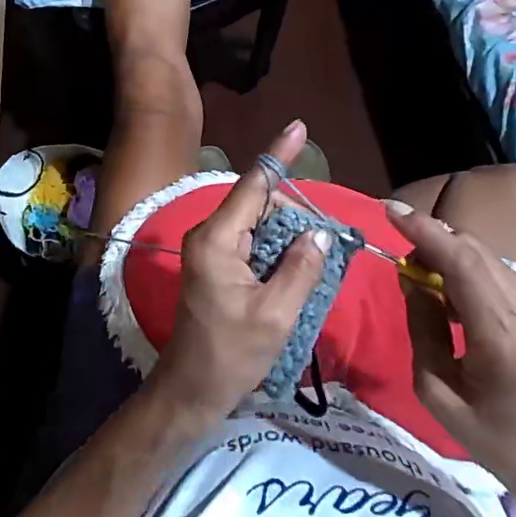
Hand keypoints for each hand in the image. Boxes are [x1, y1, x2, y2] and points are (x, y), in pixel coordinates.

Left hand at [149, 120, 328, 418]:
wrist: (191, 389)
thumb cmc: (230, 354)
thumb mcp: (275, 314)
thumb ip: (301, 269)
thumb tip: (319, 234)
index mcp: (217, 239)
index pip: (253, 185)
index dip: (278, 155)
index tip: (298, 127)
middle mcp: (209, 235)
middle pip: (259, 203)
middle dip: (294, 215)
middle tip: (324, 246)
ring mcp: (210, 250)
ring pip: (258, 223)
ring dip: (288, 236)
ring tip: (313, 265)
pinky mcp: (215, 265)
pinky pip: (252, 242)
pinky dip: (277, 250)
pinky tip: (296, 272)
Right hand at [387, 201, 515, 511]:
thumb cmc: (493, 438)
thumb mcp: (437, 391)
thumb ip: (423, 327)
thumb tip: (414, 278)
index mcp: (508, 341)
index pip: (464, 264)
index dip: (426, 231)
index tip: (392, 212)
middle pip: (479, 255)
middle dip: (435, 242)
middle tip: (405, 255)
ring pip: (494, 262)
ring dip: (456, 260)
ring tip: (432, 283)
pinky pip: (509, 279)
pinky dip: (478, 278)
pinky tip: (465, 303)